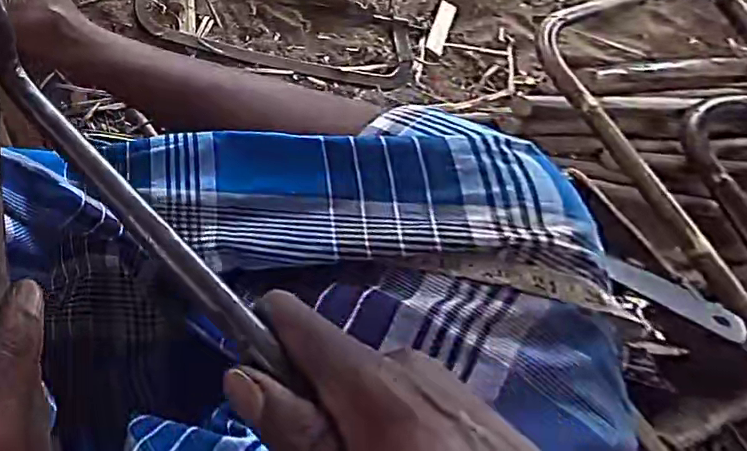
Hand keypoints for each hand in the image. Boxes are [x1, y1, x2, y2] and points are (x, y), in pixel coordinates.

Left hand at [0, 279, 52, 450]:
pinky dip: (13, 424)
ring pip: (1, 376)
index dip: (11, 326)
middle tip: (23, 413)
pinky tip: (16, 444)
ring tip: (21, 434)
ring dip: (20, 404)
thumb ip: (12, 350)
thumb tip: (26, 288)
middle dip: (18, 374)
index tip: (29, 360)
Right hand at [223, 291, 539, 450]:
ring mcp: (467, 396)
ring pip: (388, 383)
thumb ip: (297, 433)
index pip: (287, 313)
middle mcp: (417, 368)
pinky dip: (421, 433)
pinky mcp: (505, 427)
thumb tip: (240, 376)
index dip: (266, 342)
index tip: (271, 389)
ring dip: (375, 417)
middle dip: (328, 396)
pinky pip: (435, 407)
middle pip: (337, 354)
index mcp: (374, 378)